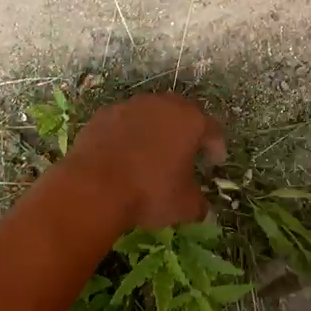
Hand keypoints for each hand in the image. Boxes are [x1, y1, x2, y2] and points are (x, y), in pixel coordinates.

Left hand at [58, 93, 225, 230]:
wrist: (94, 186)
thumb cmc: (150, 192)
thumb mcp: (185, 206)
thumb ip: (199, 202)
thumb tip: (200, 206)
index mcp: (189, 120)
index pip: (211, 127)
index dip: (216, 144)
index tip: (215, 161)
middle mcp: (160, 105)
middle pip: (180, 113)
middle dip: (185, 131)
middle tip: (187, 151)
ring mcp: (129, 106)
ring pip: (149, 114)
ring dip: (154, 130)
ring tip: (153, 153)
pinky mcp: (102, 115)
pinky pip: (123, 123)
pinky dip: (127, 135)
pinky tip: (124, 154)